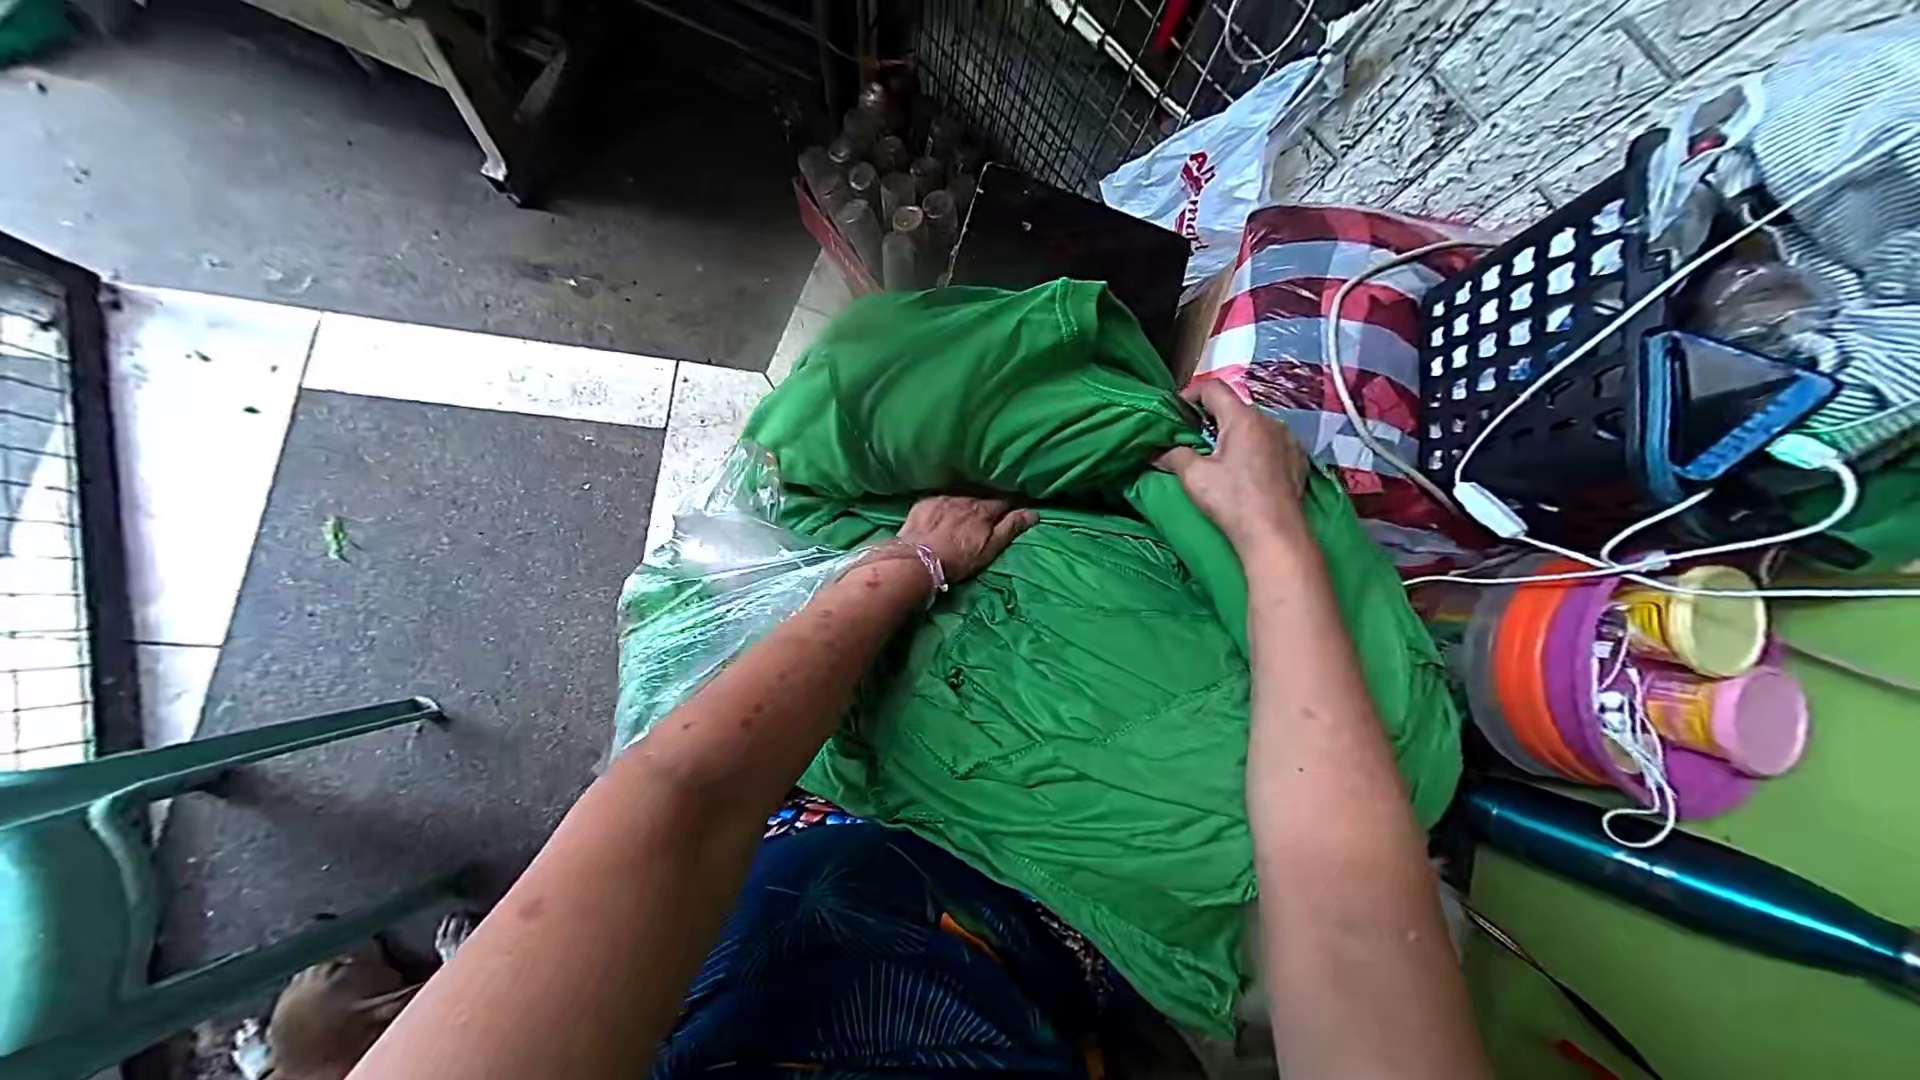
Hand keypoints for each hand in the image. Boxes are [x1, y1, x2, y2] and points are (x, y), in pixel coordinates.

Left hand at [896, 496, 1037, 582]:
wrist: (917, 560)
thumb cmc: (958, 560)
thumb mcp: (990, 548)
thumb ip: (1011, 528)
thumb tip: (1033, 513)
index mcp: (984, 510)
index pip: (1003, 500)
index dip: (1009, 505)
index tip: (1013, 509)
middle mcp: (965, 498)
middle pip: (981, 496)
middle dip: (986, 502)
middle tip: (985, 514)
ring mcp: (943, 499)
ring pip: (960, 496)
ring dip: (964, 502)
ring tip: (962, 514)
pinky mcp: (924, 503)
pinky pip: (939, 499)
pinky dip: (943, 505)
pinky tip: (940, 515)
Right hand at [1157, 379, 1312, 553]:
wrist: (1274, 533)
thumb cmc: (1232, 501)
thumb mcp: (1194, 476)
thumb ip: (1174, 456)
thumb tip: (1158, 452)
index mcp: (1243, 419)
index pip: (1213, 388)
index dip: (1190, 395)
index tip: (1177, 413)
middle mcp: (1270, 421)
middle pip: (1234, 407)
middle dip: (1210, 418)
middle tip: (1191, 438)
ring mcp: (1288, 440)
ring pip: (1253, 425)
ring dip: (1232, 434)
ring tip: (1217, 457)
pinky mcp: (1297, 459)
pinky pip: (1270, 443)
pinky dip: (1252, 448)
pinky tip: (1243, 470)